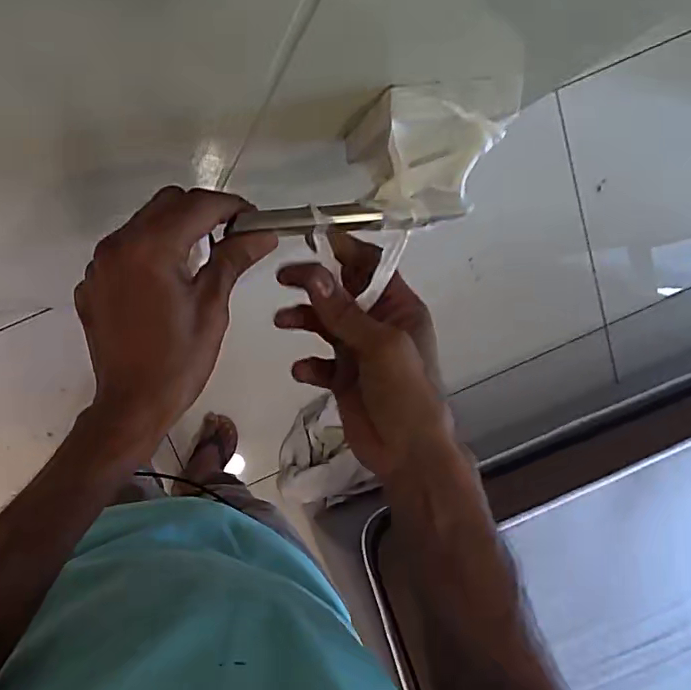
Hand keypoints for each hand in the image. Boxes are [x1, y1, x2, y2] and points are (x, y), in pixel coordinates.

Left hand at [75, 187, 275, 451]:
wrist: (131, 404)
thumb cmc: (178, 363)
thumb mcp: (211, 308)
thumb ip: (232, 260)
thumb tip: (261, 233)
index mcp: (150, 248)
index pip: (197, 205)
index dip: (232, 207)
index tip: (254, 221)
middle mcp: (117, 245)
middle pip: (166, 204)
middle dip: (202, 213)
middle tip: (230, 239)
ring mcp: (98, 265)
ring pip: (142, 225)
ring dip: (173, 231)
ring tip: (200, 262)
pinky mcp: (91, 285)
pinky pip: (123, 253)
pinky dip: (147, 256)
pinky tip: (164, 286)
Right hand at [274, 233, 454, 481]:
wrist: (407, 450)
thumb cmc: (406, 392)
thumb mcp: (380, 345)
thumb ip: (344, 312)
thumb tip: (314, 275)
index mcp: (398, 308)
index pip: (371, 267)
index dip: (344, 251)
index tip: (312, 239)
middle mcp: (377, 325)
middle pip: (340, 293)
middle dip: (314, 284)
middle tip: (284, 278)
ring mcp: (358, 353)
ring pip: (325, 324)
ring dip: (304, 319)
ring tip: (282, 320)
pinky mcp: (342, 379)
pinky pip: (319, 363)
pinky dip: (308, 363)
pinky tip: (303, 370)